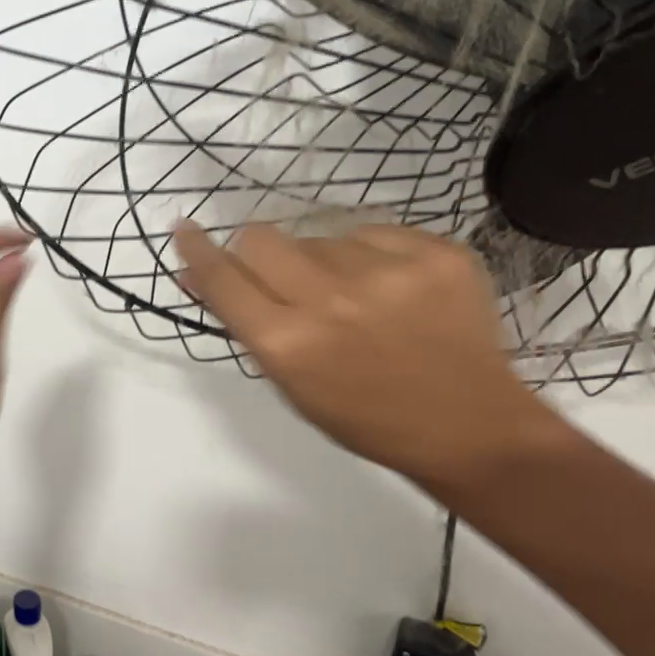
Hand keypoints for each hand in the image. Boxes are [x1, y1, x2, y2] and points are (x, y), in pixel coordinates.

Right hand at [174, 220, 560, 485]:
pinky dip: (369, 256)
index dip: (197, 249)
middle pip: (261, 238)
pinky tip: (391, 291)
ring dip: (320, 262)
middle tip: (281, 279)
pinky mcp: (435, 253)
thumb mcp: (290, 382)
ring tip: (354, 300)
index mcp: (288, 343)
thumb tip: (199, 274)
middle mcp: (330, 299)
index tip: (185, 229)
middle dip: (257, 254)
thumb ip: (245, 324)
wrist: (469, 426)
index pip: (223, 277)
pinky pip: (372, 233)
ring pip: (319, 236)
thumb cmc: (364, 417)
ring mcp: (388, 271)